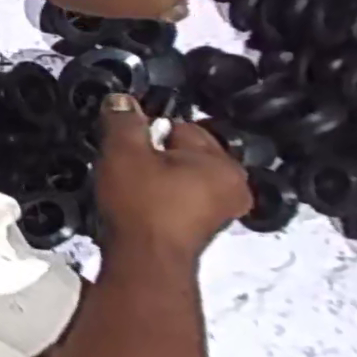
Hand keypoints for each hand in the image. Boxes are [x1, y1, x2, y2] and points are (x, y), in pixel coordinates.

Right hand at [93, 93, 252, 266]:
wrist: (143, 257)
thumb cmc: (139, 204)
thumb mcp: (123, 153)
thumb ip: (124, 122)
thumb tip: (121, 99)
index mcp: (222, 162)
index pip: (181, 127)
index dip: (146, 132)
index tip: (123, 145)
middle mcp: (234, 184)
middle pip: (186, 152)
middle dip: (156, 154)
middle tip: (125, 167)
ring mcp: (224, 209)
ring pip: (185, 176)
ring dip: (160, 176)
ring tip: (131, 186)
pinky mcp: (207, 227)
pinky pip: (185, 198)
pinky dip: (164, 196)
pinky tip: (142, 204)